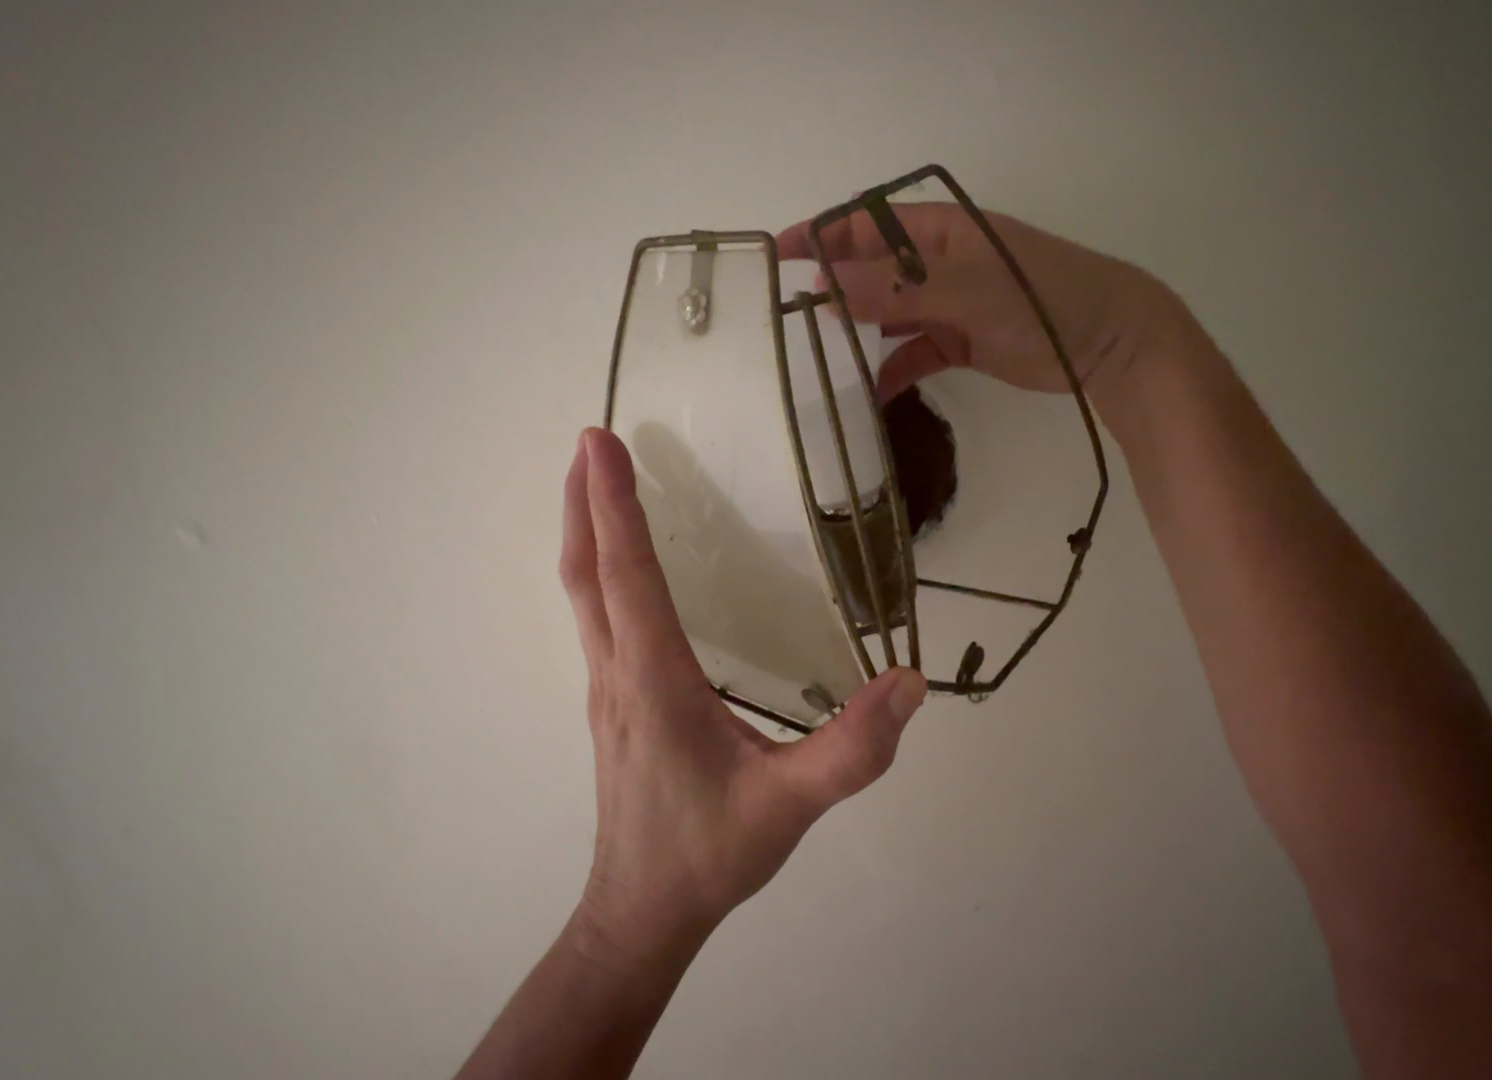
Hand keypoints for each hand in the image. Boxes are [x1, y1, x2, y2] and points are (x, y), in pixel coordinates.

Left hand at [560, 428, 927, 961]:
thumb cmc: (707, 853)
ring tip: (597, 488)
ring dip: (585, 536)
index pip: (629, 577)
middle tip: (589, 444)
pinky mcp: (615, 706)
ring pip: (584, 598)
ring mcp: (608, 691)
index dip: (615, 507)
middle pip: (584, 575)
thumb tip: (910, 684)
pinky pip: (598, 621)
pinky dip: (601, 575)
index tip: (600, 444)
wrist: (641, 913)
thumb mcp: (789, 806)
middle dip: (582, 504)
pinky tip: (626, 574)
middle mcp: (619, 673)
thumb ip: (852, 750)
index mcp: (654, 680)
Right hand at [777, 203, 1213, 409]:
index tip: (780, 257)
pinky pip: (916, 353)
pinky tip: (873, 393)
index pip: (869, 225)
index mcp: (941, 232)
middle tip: (795, 320)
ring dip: (861, 333)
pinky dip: (894, 370)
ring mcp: (952, 304)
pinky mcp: (963, 343)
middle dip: (836, 290)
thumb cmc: (1043, 298)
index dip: (824, 237)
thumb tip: (827, 287)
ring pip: (891, 314)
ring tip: (823, 358)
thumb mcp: (968, 288)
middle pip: (874, 271)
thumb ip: (899, 287)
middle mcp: (940, 263)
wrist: (1109, 342)